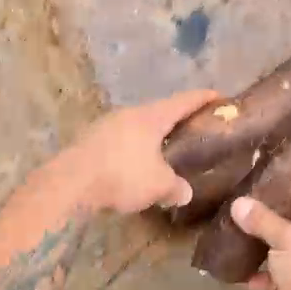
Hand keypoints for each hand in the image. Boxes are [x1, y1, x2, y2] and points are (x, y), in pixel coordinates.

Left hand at [54, 90, 218, 213]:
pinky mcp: (87, 143)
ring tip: (160, 156)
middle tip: (190, 133)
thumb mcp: (158, 185)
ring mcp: (104, 126)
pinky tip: (131, 170)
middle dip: (174, 123)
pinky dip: (130, 153)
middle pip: (158, 113)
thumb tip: (185, 193)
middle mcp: (128, 114)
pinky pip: (117, 144)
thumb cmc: (122, 175)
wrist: (70, 183)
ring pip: (135, 129)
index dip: (204, 98)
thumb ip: (175, 187)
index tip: (220, 97)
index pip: (185, 100)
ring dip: (149, 141)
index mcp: (151, 116)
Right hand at [230, 192, 290, 289]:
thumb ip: (262, 219)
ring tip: (234, 225)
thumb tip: (237, 203)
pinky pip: (267, 275)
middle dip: (272, 213)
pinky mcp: (288, 288)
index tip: (276, 175)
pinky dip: (253, 272)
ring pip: (278, 249)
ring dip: (259, 243)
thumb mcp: (287, 237)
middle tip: (246, 198)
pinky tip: (233, 262)